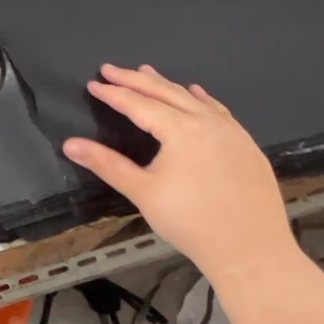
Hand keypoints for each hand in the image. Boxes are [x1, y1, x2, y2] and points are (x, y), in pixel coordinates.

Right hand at [64, 64, 300, 286]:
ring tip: (146, 71)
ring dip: (166, 84)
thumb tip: (69, 144)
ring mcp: (232, 134)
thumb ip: (106, 164)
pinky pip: (220, 111)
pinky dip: (201, 99)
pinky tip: (196, 93)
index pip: (138, 104)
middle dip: (135, 79)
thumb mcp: (142, 193)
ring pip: (193, 99)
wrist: (254, 254)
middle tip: (110, 69)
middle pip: (165, 93)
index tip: (92, 84)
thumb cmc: (192, 223)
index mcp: (181, 131)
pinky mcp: (248, 147)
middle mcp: (207, 123)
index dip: (113, 93)